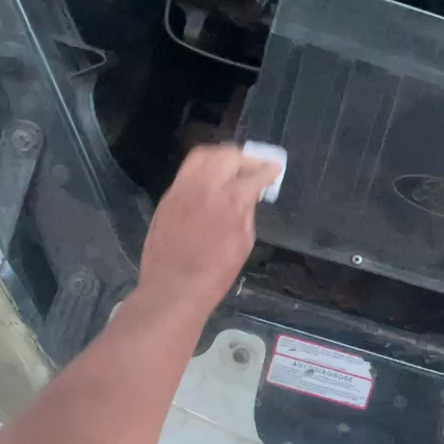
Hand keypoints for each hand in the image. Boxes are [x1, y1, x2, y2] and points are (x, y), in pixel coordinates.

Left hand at [129, 144, 281, 320]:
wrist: (173, 288)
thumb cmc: (215, 273)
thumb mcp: (244, 243)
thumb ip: (247, 212)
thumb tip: (249, 196)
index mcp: (230, 201)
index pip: (254, 175)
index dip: (268, 170)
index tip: (275, 169)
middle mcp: (205, 187)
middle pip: (227, 155)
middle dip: (245, 158)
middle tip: (255, 167)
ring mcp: (182, 189)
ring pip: (202, 156)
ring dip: (221, 157)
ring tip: (232, 167)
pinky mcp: (167, 197)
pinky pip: (187, 171)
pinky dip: (203, 169)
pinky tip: (211, 181)